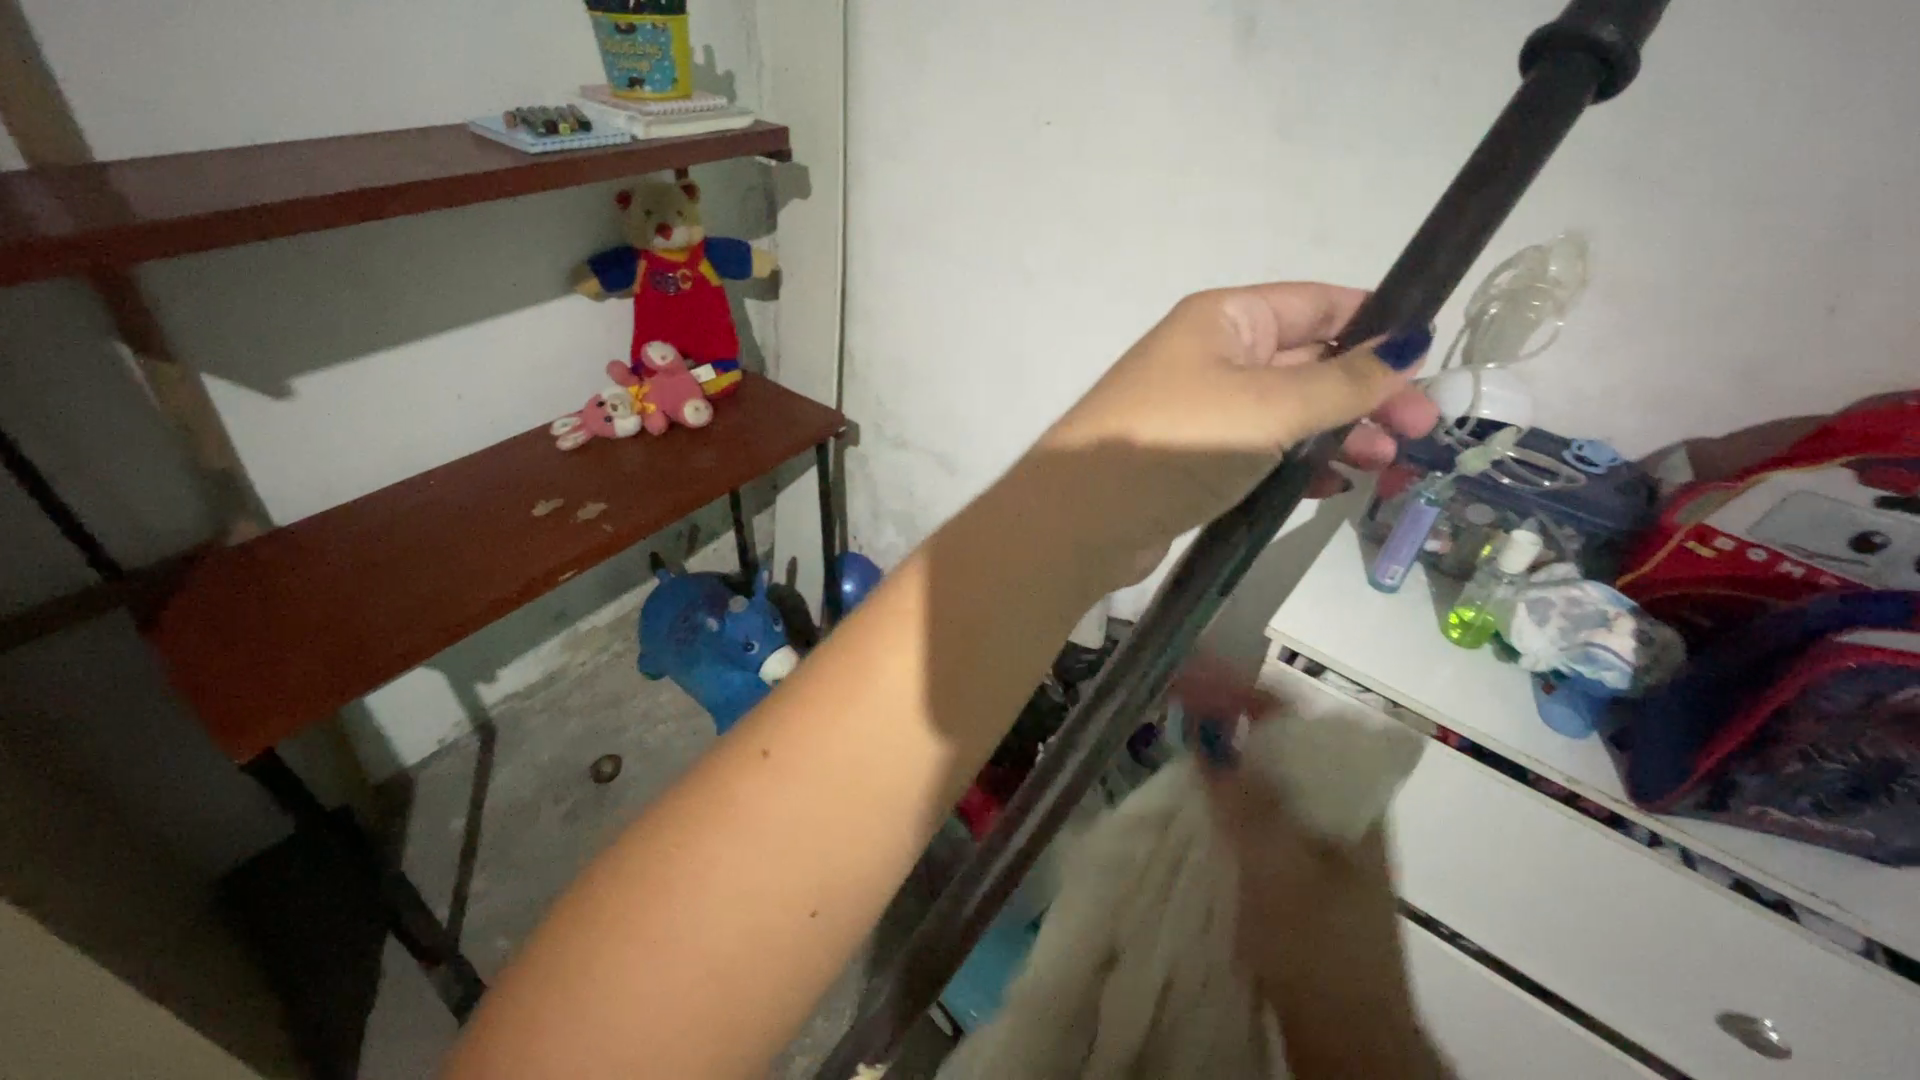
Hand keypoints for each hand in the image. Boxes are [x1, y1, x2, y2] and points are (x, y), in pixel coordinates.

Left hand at [1020, 283, 1436, 591]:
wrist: (1081, 520)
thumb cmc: (1177, 443)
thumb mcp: (1269, 406)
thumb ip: (1343, 383)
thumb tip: (1412, 343)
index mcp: (1226, 321)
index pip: (1318, 305)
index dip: (1379, 325)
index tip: (1432, 360)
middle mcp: (1213, 358)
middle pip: (1310, 362)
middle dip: (1367, 392)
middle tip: (1422, 432)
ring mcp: (1203, 413)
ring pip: (1290, 413)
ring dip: (1341, 434)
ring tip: (1388, 464)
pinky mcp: (1196, 463)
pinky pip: (1263, 454)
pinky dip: (1300, 467)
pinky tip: (1334, 487)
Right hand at [1179, 668, 1445, 1078]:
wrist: (1348, 1035)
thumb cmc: (1320, 948)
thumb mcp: (1279, 872)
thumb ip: (1246, 803)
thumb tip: (1209, 738)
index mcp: (1348, 794)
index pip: (1294, 715)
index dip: (1240, 686)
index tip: (1188, 673)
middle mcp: (1337, 800)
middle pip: (1278, 732)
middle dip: (1227, 704)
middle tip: (1175, 690)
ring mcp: (1318, 829)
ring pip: (1267, 764)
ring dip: (1225, 738)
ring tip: (1179, 720)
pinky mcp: (1297, 857)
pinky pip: (1258, 798)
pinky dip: (1227, 778)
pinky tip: (1198, 781)